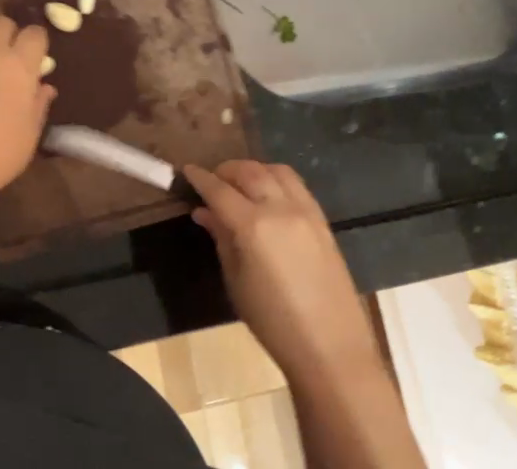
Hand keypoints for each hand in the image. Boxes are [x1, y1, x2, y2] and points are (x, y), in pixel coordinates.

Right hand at [183, 161, 376, 378]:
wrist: (330, 347)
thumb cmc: (272, 321)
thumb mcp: (235, 281)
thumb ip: (221, 238)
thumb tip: (204, 212)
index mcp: (253, 226)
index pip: (219, 189)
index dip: (199, 178)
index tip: (185, 170)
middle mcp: (281, 209)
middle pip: (249, 171)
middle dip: (226, 170)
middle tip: (211, 179)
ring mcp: (306, 212)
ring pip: (276, 171)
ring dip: (253, 170)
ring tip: (240, 183)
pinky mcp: (323, 221)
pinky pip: (297, 186)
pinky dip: (277, 180)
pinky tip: (268, 196)